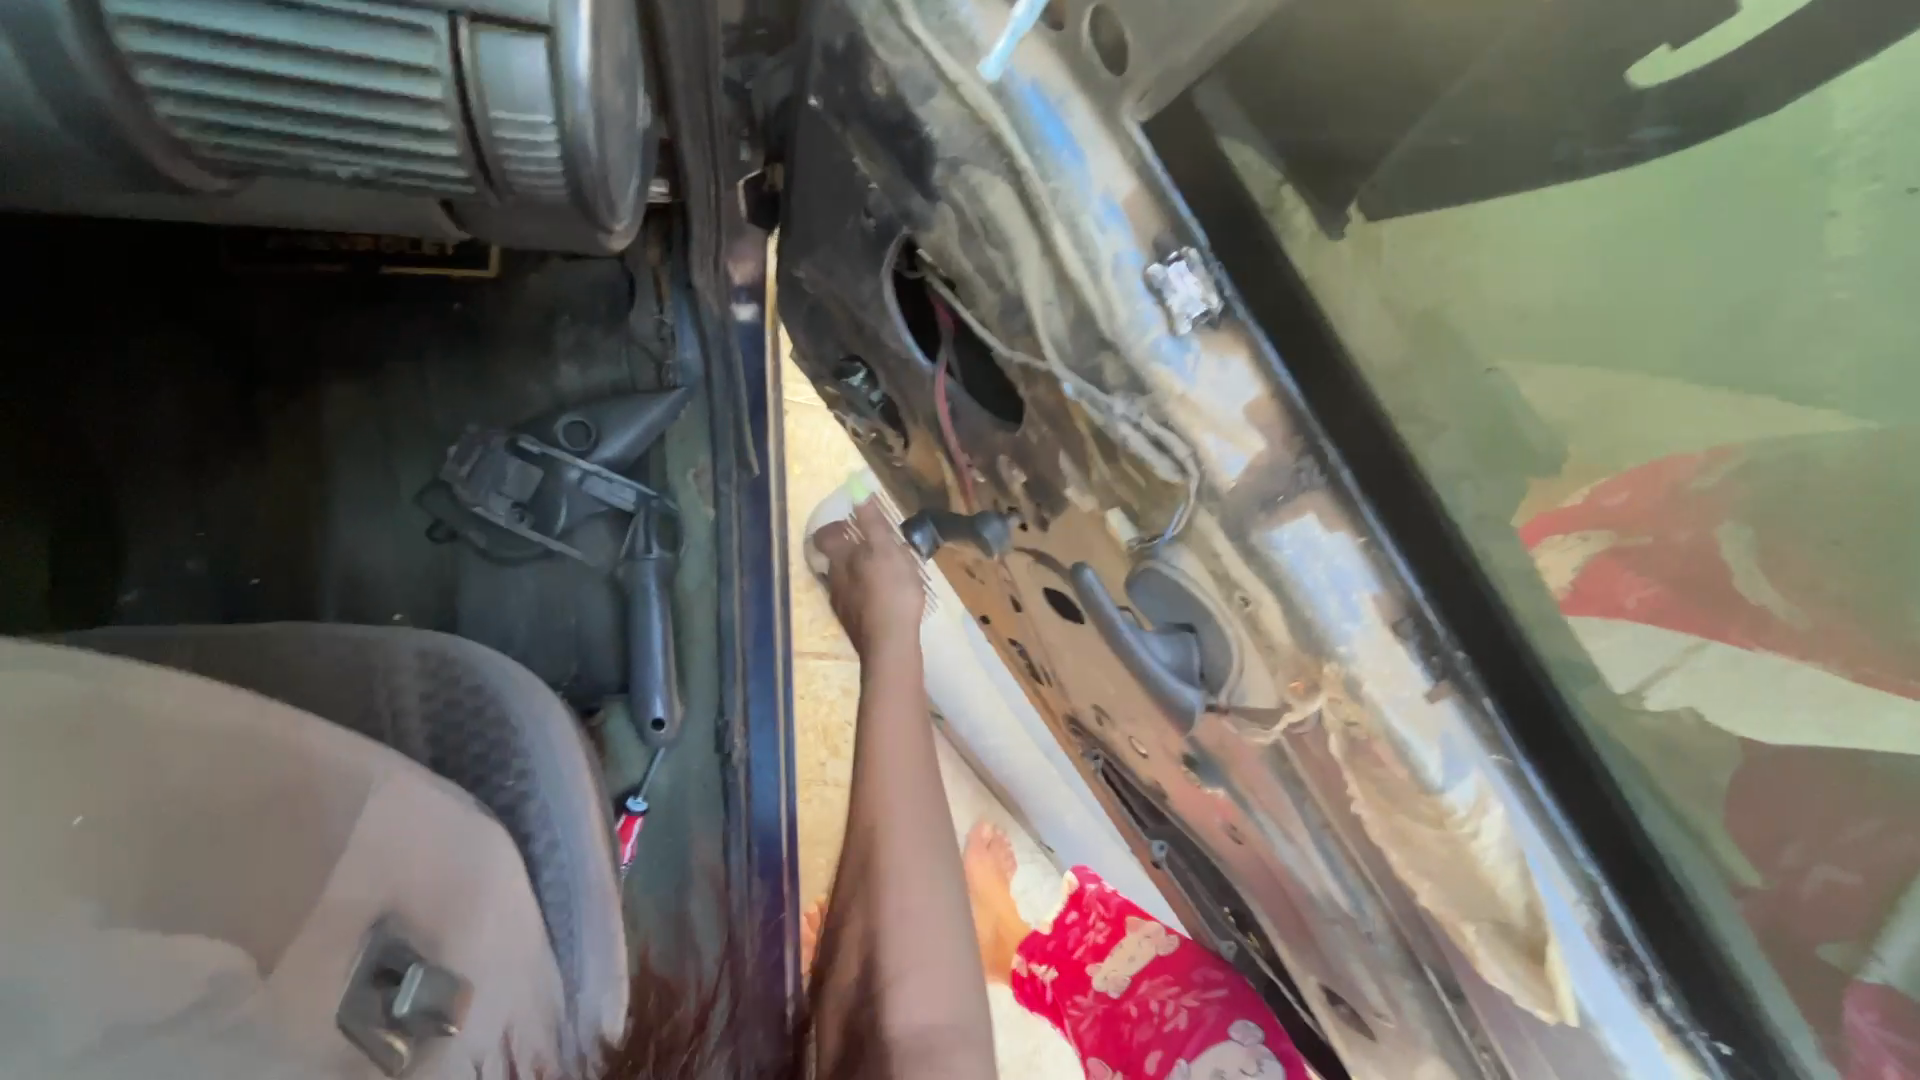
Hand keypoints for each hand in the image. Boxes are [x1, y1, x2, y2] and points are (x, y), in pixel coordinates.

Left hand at [813, 498, 924, 658]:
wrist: (889, 643)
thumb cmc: (891, 590)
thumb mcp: (887, 550)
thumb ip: (872, 523)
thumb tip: (857, 495)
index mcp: (840, 559)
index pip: (824, 536)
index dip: (834, 527)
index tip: (849, 524)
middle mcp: (833, 581)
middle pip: (832, 561)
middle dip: (848, 552)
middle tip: (871, 549)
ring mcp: (841, 605)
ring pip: (843, 583)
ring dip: (857, 575)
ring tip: (882, 575)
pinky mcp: (853, 625)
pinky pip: (855, 603)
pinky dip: (865, 597)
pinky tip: (884, 601)